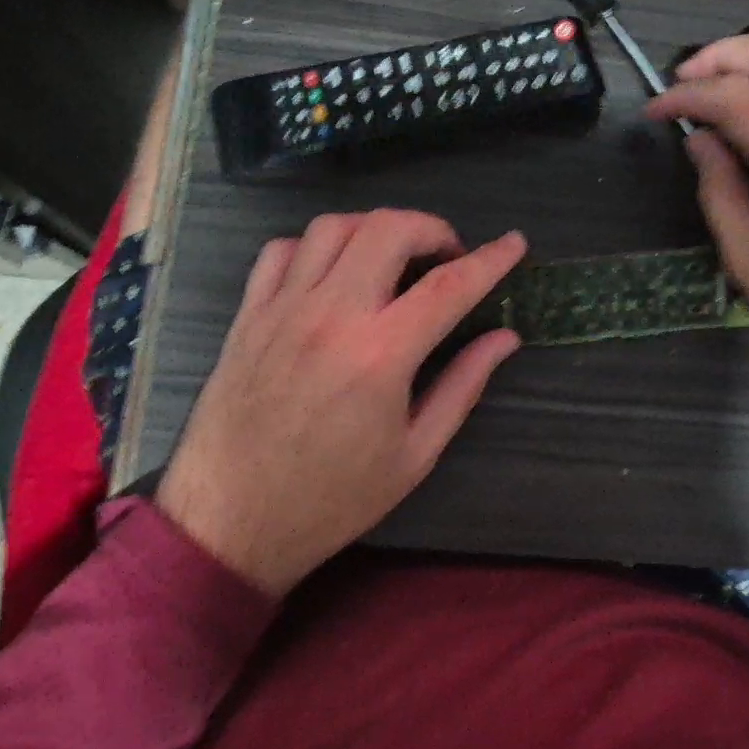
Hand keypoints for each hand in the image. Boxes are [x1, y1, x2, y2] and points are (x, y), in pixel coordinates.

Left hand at [157, 210, 526, 595]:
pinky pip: (281, 251)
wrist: (231, 520)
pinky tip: (332, 274)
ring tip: (394, 260)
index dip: (492, 259)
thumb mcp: (415, 454)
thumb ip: (463, 386)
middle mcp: (331, 315)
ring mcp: (283, 309)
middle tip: (448, 259)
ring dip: (375, 229)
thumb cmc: (333, 497)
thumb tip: (506, 338)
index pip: (450, 285)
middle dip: (432, 229)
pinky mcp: (248, 316)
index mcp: (381, 355)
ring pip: (333, 227)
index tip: (516, 243)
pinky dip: (315, 247)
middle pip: (388, 229)